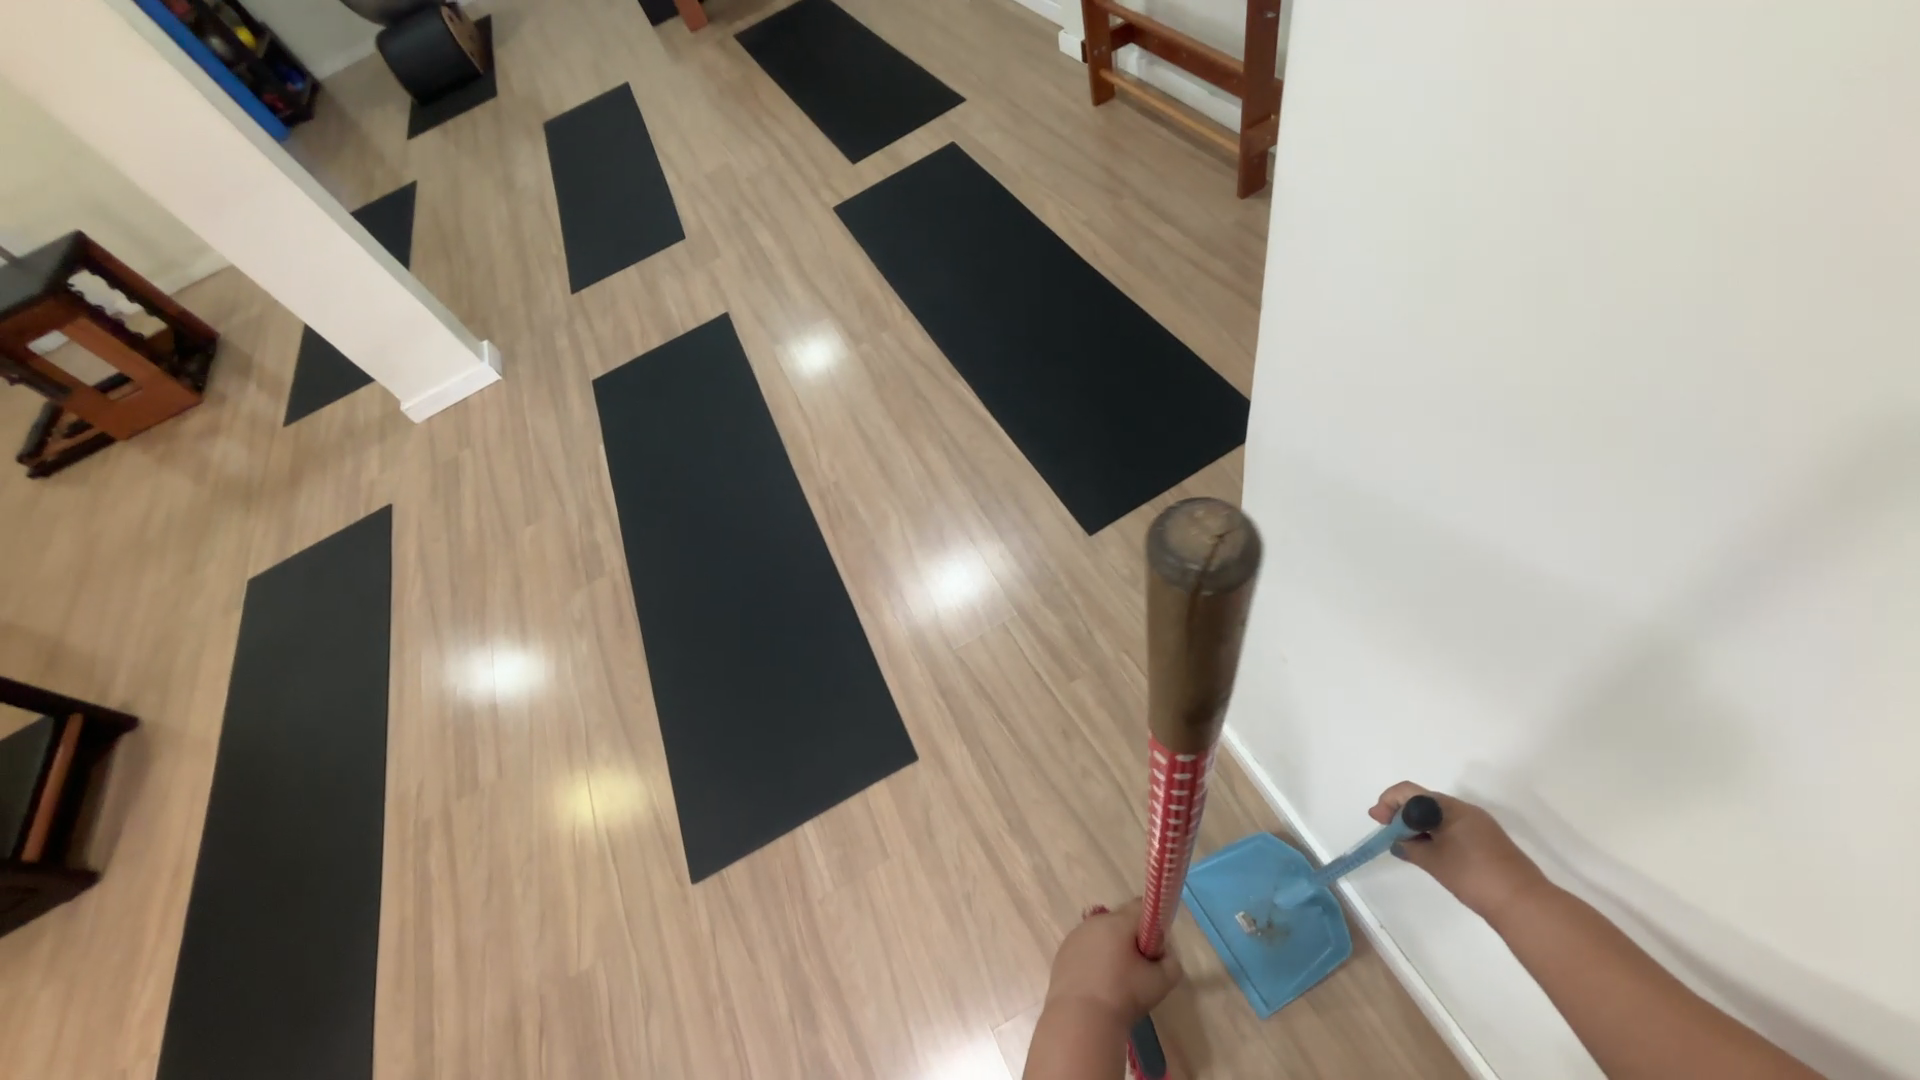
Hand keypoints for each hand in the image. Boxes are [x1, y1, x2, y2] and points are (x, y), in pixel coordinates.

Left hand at [1043, 899, 1183, 1027]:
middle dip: (1132, 940)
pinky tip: (1097, 985)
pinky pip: (1085, 949)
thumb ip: (1171, 962)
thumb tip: (1164, 954)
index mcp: (1118, 922)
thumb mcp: (1161, 982)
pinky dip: (1094, 961)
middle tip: (1138, 970)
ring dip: (1111, 950)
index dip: (1154, 924)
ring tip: (1115, 982)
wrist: (1080, 1020)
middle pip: (1120, 922)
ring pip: (1101, 936)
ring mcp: (1075, 936)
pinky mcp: (1062, 953)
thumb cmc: (1124, 996)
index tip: (1155, 950)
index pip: (1141, 907)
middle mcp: (1094, 922)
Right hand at [1370, 782, 1549, 922]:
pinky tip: (1431, 853)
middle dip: (1401, 815)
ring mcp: (1479, 825)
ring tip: (1407, 846)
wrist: (1523, 903)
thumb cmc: (1473, 876)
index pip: (1409, 792)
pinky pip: (1452, 828)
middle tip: (1388, 835)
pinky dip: (1436, 834)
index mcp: (1450, 808)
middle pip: (1423, 801)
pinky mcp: (1487, 840)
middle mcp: (1465, 810)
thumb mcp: (1433, 860)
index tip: (1377, 822)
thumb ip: (1409, 846)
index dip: (1388, 803)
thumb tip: (1397, 841)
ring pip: (1438, 816)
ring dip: (1418, 826)